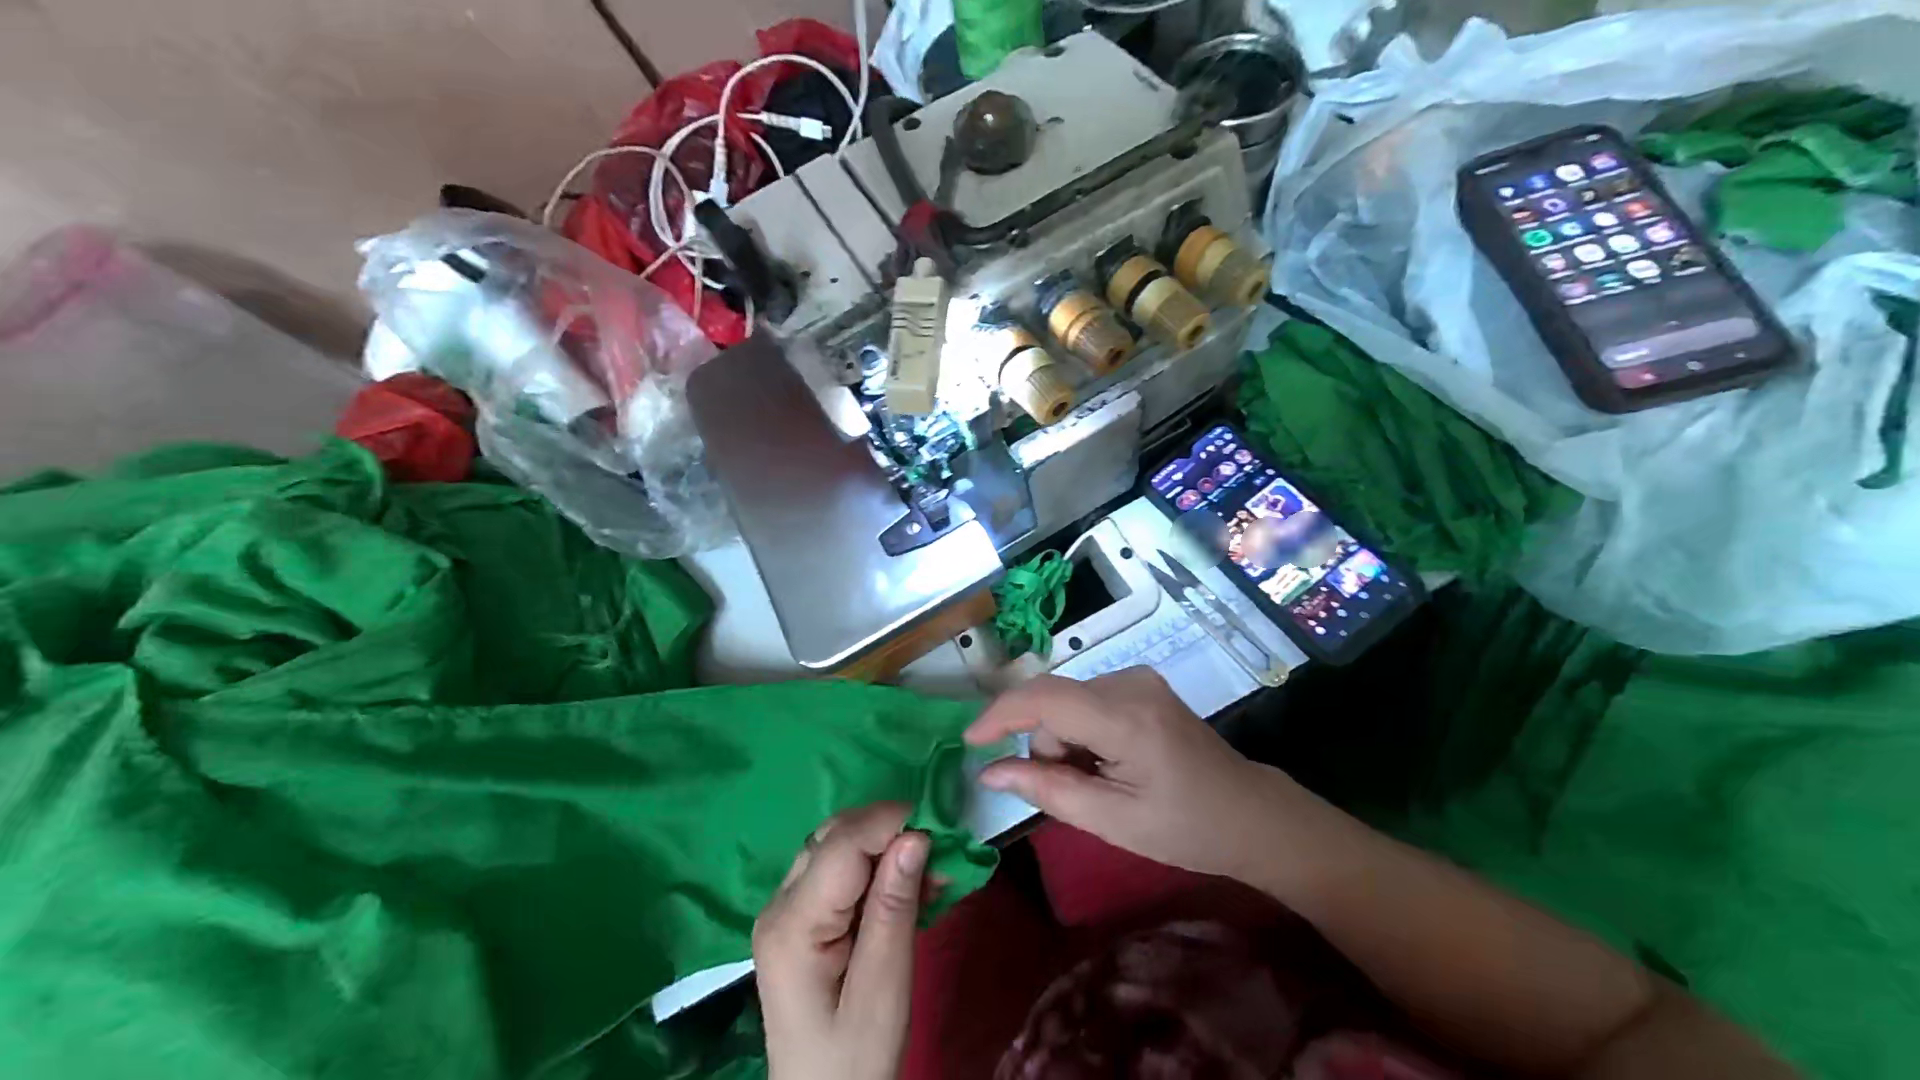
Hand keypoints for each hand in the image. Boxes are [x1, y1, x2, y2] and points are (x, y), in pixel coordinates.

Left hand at [753, 802, 927, 1079]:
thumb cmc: (854, 1060)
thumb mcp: (882, 992)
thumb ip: (894, 909)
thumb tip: (916, 836)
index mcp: (792, 924)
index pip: (842, 844)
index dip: (891, 824)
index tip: (941, 830)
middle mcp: (779, 904)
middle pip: (835, 836)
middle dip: (890, 831)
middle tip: (940, 854)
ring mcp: (785, 909)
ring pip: (837, 846)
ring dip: (886, 846)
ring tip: (932, 871)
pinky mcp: (800, 918)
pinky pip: (839, 870)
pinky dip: (877, 867)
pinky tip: (909, 886)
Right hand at [965, 668, 1283, 879]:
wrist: (1252, 815)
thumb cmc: (1186, 829)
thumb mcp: (1112, 821)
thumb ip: (1046, 790)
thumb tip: (989, 772)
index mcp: (1126, 718)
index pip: (1044, 698)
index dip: (999, 715)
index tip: (969, 742)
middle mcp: (1129, 682)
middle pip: (1053, 701)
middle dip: (1045, 744)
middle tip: (1073, 791)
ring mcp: (1138, 677)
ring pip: (1067, 700)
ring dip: (1064, 739)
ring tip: (1099, 780)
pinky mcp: (1142, 682)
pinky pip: (1087, 699)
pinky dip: (1082, 730)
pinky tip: (1110, 760)